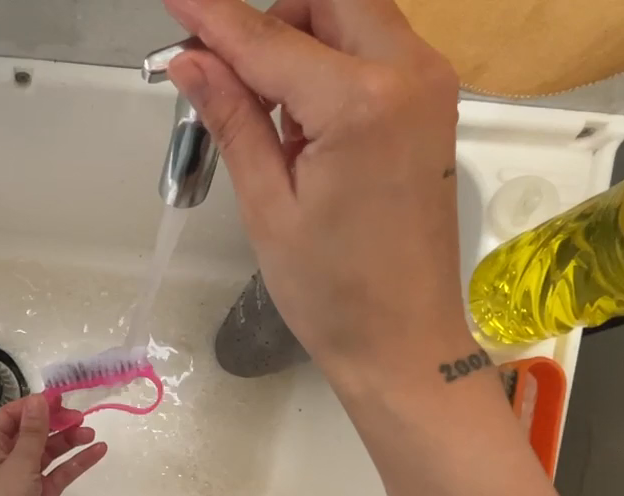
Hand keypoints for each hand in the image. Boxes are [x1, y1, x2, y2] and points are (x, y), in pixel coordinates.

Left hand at [0, 395, 107, 495]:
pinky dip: (77, 462)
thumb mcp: (19, 463)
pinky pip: (61, 471)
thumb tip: (40, 399)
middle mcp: (7, 458)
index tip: (60, 399)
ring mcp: (25, 476)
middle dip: (55, 421)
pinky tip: (98, 451)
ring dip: (69, 440)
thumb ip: (33, 431)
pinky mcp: (42, 494)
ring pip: (49, 450)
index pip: (12, 416)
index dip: (34, 406)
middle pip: (33, 431)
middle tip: (80, 417)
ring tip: (91, 433)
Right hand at [162, 0, 478, 399]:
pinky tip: (302, 123)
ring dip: (301, 39)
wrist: (402, 336)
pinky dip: (330, 63)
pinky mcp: (432, 104)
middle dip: (271, 18)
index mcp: (360, 104)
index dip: (216, 18)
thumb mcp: (267, 207)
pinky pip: (375, 51)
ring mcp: (430, 83)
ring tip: (263, 114)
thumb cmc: (328, 289)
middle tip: (225, 72)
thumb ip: (234, 122)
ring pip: (356, 16)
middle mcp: (409, 72)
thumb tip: (191, 63)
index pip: (271, 40)